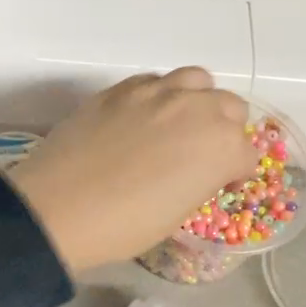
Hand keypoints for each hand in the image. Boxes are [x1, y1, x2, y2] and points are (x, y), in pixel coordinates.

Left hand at [1, 68, 257, 274]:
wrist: (59, 207)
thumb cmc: (123, 226)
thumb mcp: (176, 214)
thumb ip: (199, 181)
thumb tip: (196, 170)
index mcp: (222, 147)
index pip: (247, 154)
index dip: (234, 171)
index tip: (219, 182)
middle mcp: (198, 109)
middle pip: (229, 108)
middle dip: (222, 130)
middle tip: (199, 154)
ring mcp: (157, 92)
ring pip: (196, 81)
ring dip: (195, 100)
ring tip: (176, 124)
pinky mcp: (121, 88)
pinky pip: (154, 80)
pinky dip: (158, 95)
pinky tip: (141, 117)